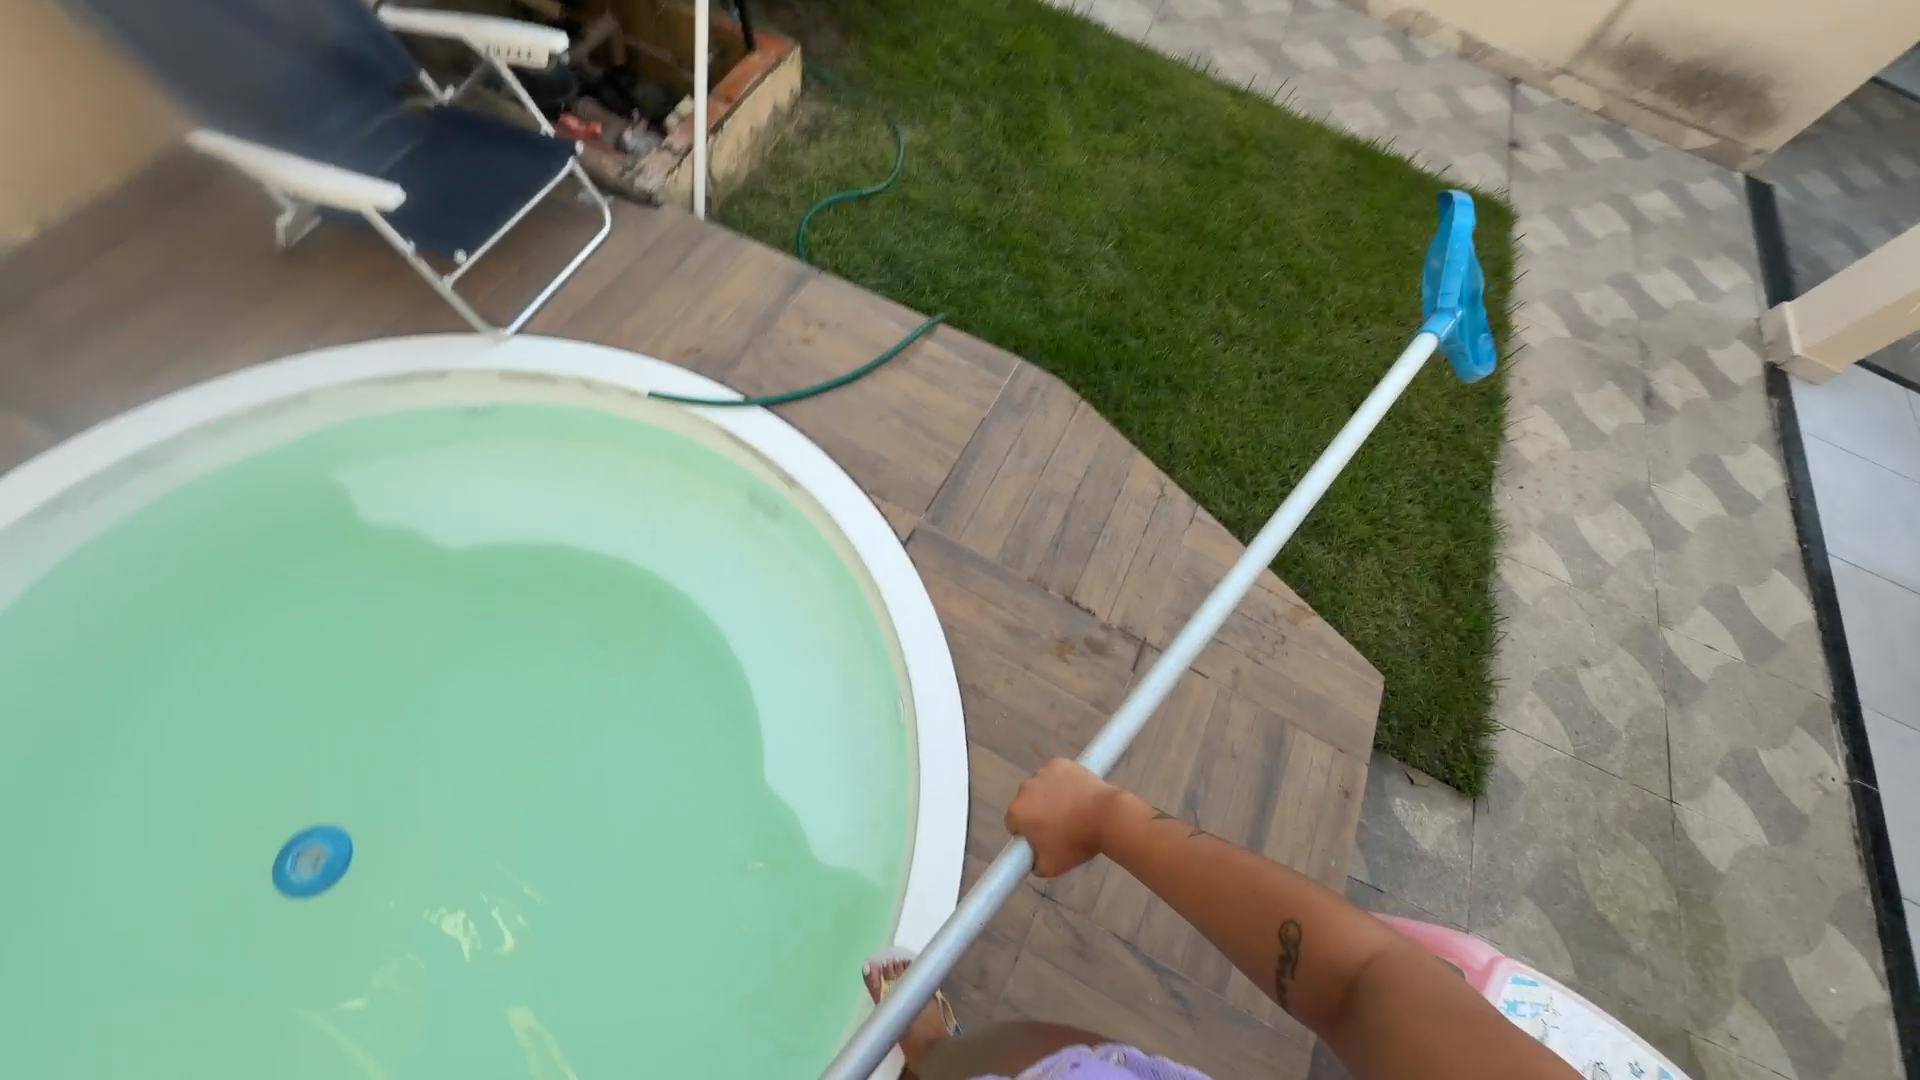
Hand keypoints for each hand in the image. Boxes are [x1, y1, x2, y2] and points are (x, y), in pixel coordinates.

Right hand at [1005, 759, 1127, 876]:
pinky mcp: (1060, 763)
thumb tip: (1030, 858)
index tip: (1043, 837)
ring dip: (1049, 795)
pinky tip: (1076, 793)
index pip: (1013, 823)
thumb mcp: (1049, 867)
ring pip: (1040, 786)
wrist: (1106, 816)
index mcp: (1017, 812)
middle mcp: (1024, 788)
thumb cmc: (1076, 842)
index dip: (1027, 832)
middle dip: (1037, 811)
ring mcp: (1043, 772)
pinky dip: (1062, 781)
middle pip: (1026, 802)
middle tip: (1059, 824)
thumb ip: (1032, 864)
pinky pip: (1055, 774)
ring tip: (1071, 808)